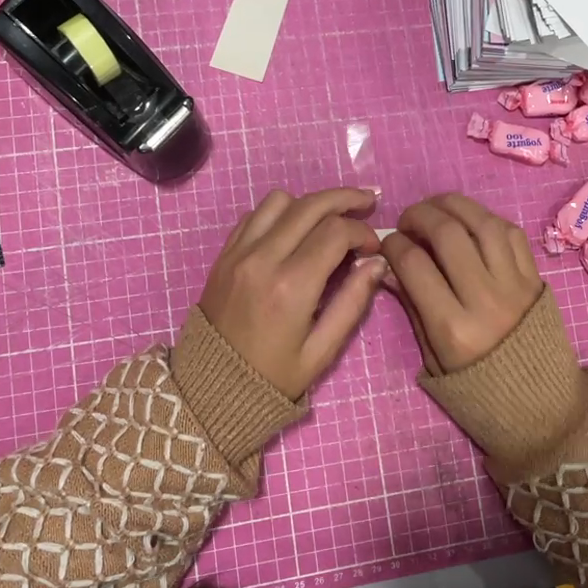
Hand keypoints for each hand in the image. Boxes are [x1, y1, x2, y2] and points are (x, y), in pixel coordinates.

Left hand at [198, 188, 385, 397]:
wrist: (211, 388)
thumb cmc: (272, 376)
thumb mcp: (321, 352)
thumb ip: (352, 303)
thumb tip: (376, 263)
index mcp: (291, 286)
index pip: (335, 231)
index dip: (362, 232)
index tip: (373, 247)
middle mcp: (263, 258)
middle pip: (310, 205)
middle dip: (344, 199)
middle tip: (367, 202)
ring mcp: (239, 252)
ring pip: (279, 201)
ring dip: (309, 203)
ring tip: (329, 218)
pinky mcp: (224, 253)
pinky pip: (254, 215)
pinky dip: (280, 213)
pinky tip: (295, 228)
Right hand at [382, 194, 542, 373]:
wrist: (540, 405)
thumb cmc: (477, 387)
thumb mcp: (433, 357)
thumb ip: (413, 307)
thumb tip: (389, 265)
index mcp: (453, 328)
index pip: (414, 264)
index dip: (394, 244)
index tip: (388, 242)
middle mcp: (485, 299)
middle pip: (447, 233)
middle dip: (419, 215)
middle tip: (407, 221)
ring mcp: (515, 285)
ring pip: (482, 223)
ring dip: (453, 206)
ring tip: (436, 209)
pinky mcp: (536, 278)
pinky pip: (511, 232)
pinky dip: (486, 219)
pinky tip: (469, 222)